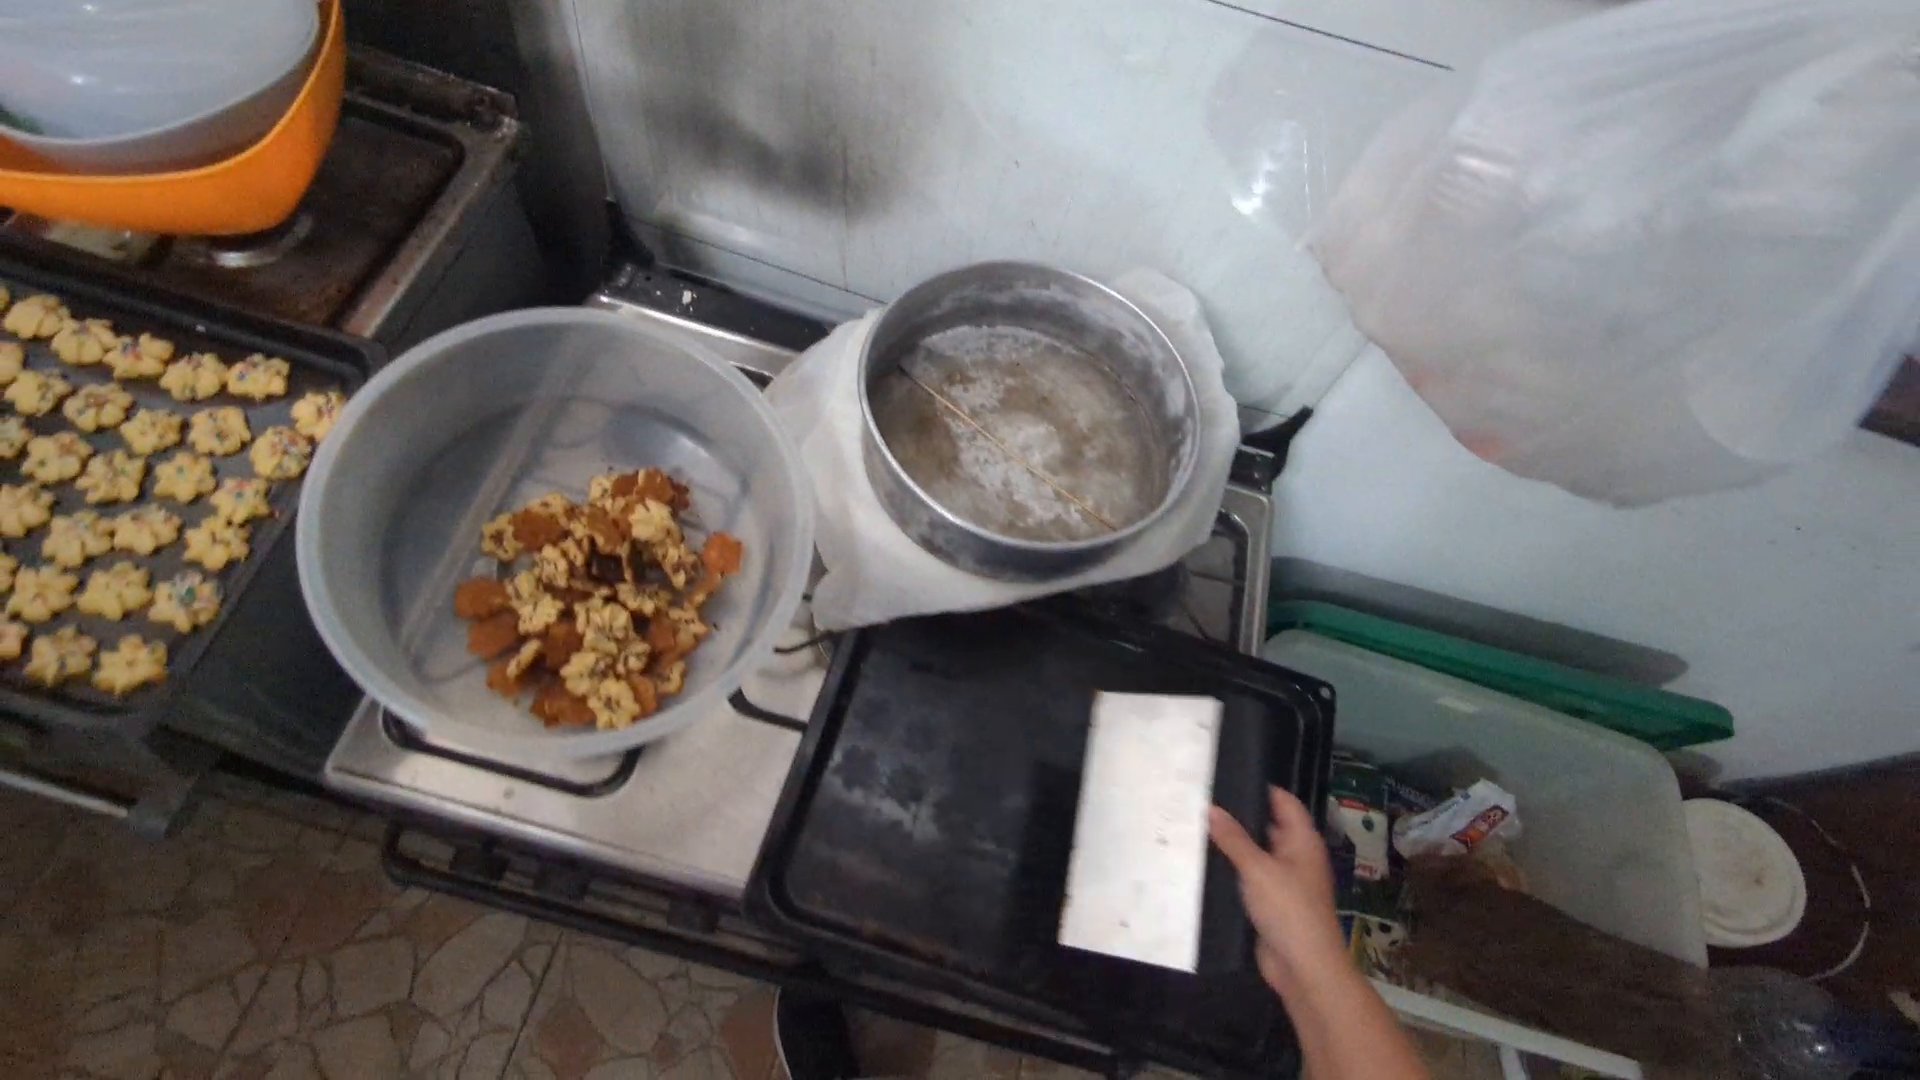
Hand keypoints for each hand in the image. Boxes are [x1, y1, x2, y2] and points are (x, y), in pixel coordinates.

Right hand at [1208, 786, 1345, 999]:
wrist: (1304, 969)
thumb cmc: (1289, 910)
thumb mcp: (1257, 868)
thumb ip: (1233, 838)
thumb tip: (1210, 808)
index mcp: (1302, 841)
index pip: (1283, 801)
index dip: (1259, 787)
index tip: (1226, 776)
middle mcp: (1295, 856)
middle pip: (1267, 825)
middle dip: (1238, 815)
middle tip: (1202, 800)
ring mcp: (1283, 880)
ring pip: (1255, 852)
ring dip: (1232, 844)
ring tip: (1196, 825)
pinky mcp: (1270, 902)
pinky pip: (1249, 876)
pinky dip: (1232, 869)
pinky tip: (1205, 861)